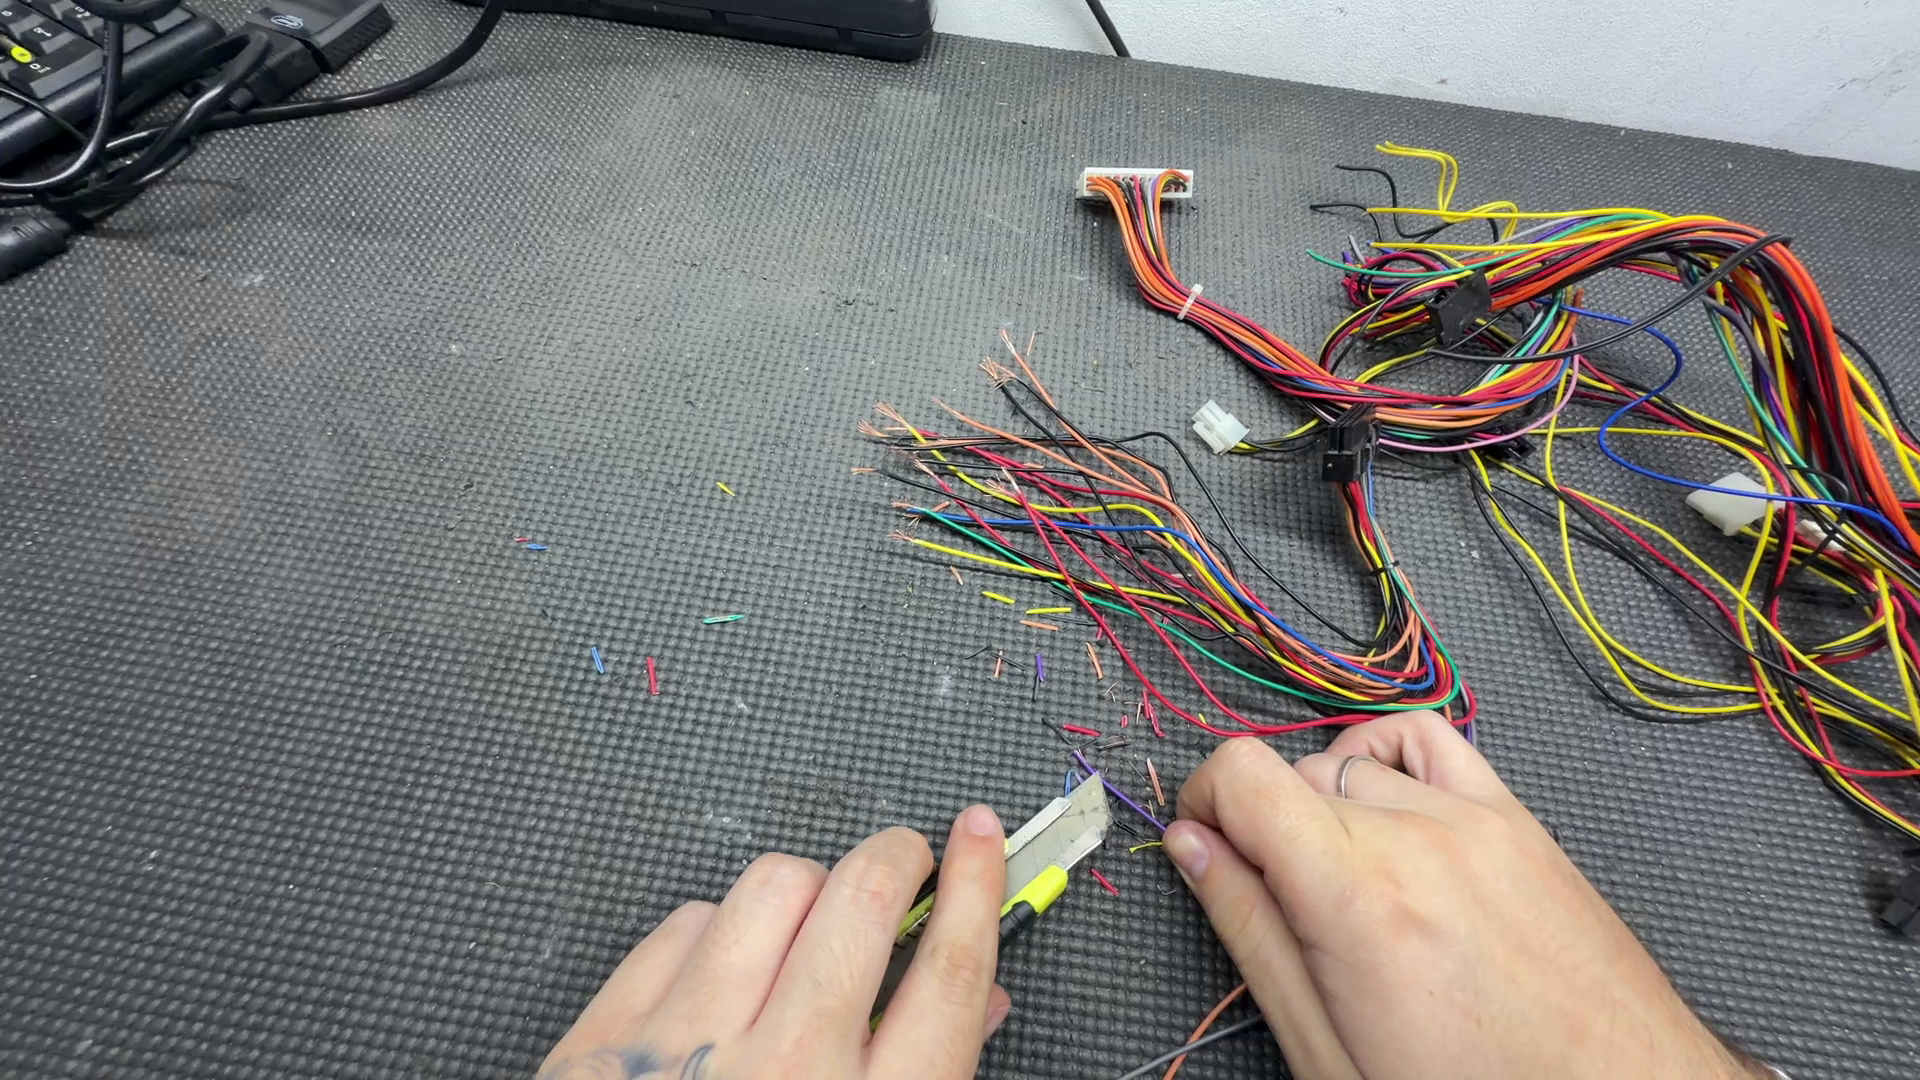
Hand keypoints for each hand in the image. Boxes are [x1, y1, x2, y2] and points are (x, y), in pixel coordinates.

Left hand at [538, 806, 1011, 1079]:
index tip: (979, 837)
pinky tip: (726, 974)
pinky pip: (688, 921)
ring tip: (809, 928)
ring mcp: (682, 1050)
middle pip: (865, 899)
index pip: (948, 973)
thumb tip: (981, 995)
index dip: (975, 885)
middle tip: (906, 859)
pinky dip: (721, 930)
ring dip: (809, 890)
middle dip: (899, 855)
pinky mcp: (603, 1039)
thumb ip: (936, 1074)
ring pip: (775, 885)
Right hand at [1162, 711, 1767, 1079]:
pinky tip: (1384, 803)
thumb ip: (1246, 925)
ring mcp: (1472, 819)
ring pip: (1344, 763)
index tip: (1206, 845)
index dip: (1201, 798)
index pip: (1240, 771)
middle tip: (1286, 899)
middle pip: (1287, 773)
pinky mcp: (1516, 820)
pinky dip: (1382, 753)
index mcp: (1355, 894)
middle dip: (1262, 824)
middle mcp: (1413, 835)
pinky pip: (1425, 736)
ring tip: (1345, 875)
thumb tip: (1188, 840)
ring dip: (1320, 808)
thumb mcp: (1322, 1045)